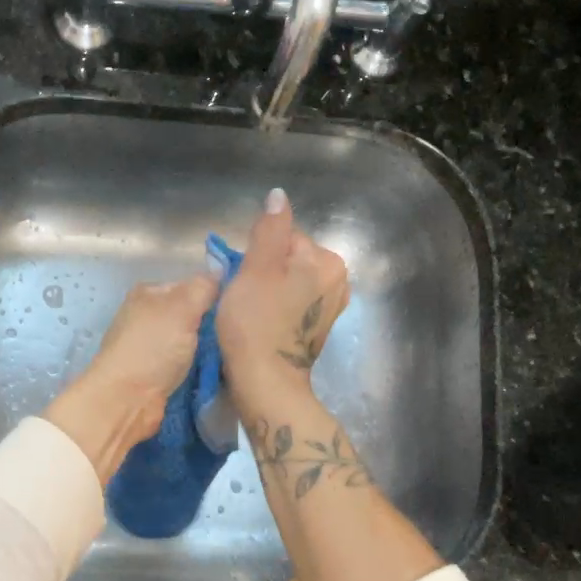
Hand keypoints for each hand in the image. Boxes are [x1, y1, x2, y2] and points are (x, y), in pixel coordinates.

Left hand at [43, 275, 220, 481]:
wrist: (126, 401)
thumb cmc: (152, 347)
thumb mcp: (182, 307)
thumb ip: (204, 287)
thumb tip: (221, 272)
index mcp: (148, 294)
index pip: (191, 285)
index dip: (215, 294)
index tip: (239, 308)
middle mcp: (147, 318)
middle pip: (192, 315)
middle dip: (213, 325)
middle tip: (240, 334)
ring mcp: (151, 348)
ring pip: (192, 343)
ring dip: (210, 350)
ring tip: (236, 354)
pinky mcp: (156, 376)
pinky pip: (188, 366)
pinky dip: (201, 369)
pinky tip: (220, 372)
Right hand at [215, 188, 350, 413]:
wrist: (266, 384)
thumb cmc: (256, 324)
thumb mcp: (256, 268)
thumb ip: (269, 229)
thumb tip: (278, 195)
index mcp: (327, 261)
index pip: (284, 238)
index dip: (256, 256)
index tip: (243, 281)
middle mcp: (337, 282)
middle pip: (287, 261)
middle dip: (262, 275)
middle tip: (243, 300)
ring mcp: (328, 310)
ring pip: (286, 285)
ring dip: (265, 294)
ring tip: (248, 315)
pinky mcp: (315, 332)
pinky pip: (290, 308)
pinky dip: (274, 313)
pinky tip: (260, 328)